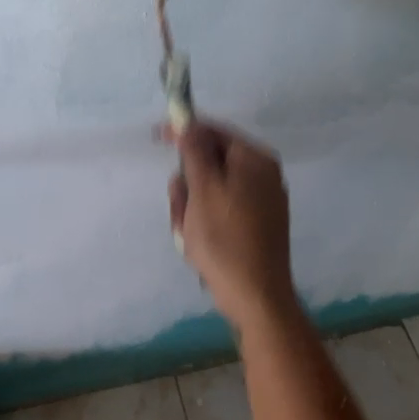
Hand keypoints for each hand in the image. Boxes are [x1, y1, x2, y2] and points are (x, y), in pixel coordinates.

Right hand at [167, 120, 296, 328]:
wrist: (256, 298)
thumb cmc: (225, 239)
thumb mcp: (202, 189)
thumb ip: (194, 150)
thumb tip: (189, 122)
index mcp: (254, 160)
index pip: (213, 131)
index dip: (183, 132)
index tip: (156, 137)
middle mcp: (262, 175)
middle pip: (209, 163)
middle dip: (188, 184)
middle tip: (181, 209)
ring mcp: (261, 202)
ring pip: (210, 190)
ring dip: (191, 208)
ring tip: (189, 235)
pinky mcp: (256, 226)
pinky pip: (220, 211)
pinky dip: (204, 223)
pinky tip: (201, 247)